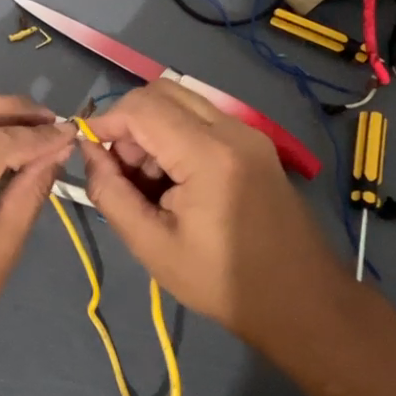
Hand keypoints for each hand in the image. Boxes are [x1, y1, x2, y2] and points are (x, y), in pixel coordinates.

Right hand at [83, 81, 344, 347]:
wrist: (305, 304)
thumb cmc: (225, 281)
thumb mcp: (152, 246)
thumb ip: (110, 192)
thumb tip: (90, 152)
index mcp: (210, 155)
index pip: (140, 108)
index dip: (105, 122)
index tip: (90, 155)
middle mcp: (232, 131)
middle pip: (160, 92)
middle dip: (128, 121)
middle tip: (122, 168)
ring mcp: (249, 134)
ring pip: (179, 101)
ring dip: (150, 127)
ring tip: (147, 179)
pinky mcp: (254, 144)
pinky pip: (200, 117)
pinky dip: (173, 133)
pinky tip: (173, 179)